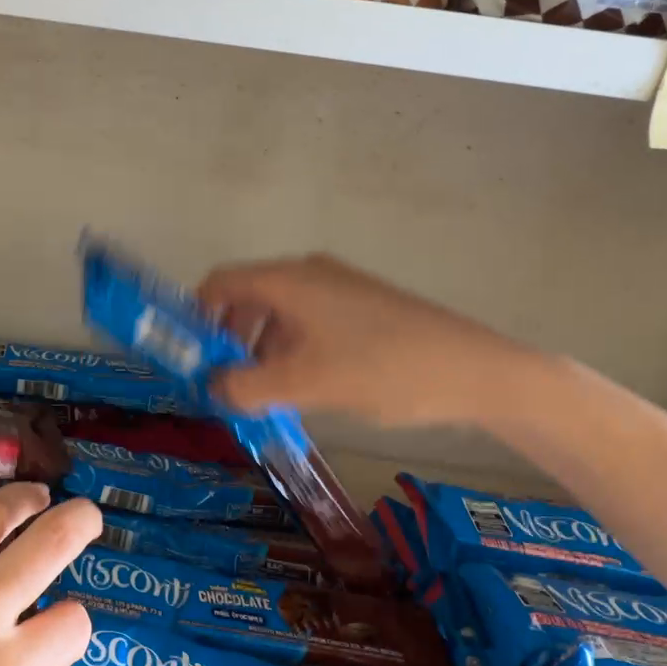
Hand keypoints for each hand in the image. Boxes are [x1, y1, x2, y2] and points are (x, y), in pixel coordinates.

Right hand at [198, 253, 544, 428]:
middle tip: (227, 381)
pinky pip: (310, 320)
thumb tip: (212, 388)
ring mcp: (340, 287)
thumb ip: (247, 386)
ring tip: (268, 393)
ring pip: (280, 311)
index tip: (189, 355)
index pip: (219, 282)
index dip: (195, 315)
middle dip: (229, 337)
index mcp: (288, 280)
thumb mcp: (305, 384)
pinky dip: (294, 347)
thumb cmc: (381, 369)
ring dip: (262, 347)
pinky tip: (309, 386)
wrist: (476, 371)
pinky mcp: (365, 305)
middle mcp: (309, 273)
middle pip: (248, 296)